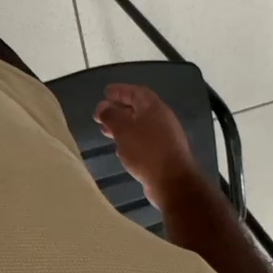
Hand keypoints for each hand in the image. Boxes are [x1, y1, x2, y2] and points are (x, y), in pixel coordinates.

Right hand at [94, 84, 202, 199]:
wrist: (172, 181)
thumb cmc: (146, 150)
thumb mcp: (123, 129)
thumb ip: (110, 115)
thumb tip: (102, 106)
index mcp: (154, 108)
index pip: (136, 92)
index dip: (120, 91)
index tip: (105, 93)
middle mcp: (161, 119)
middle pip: (138, 109)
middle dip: (118, 110)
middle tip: (100, 115)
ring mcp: (165, 137)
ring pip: (139, 126)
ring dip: (122, 126)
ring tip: (105, 131)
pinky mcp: (163, 153)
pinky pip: (143, 140)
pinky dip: (130, 139)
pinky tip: (120, 147)